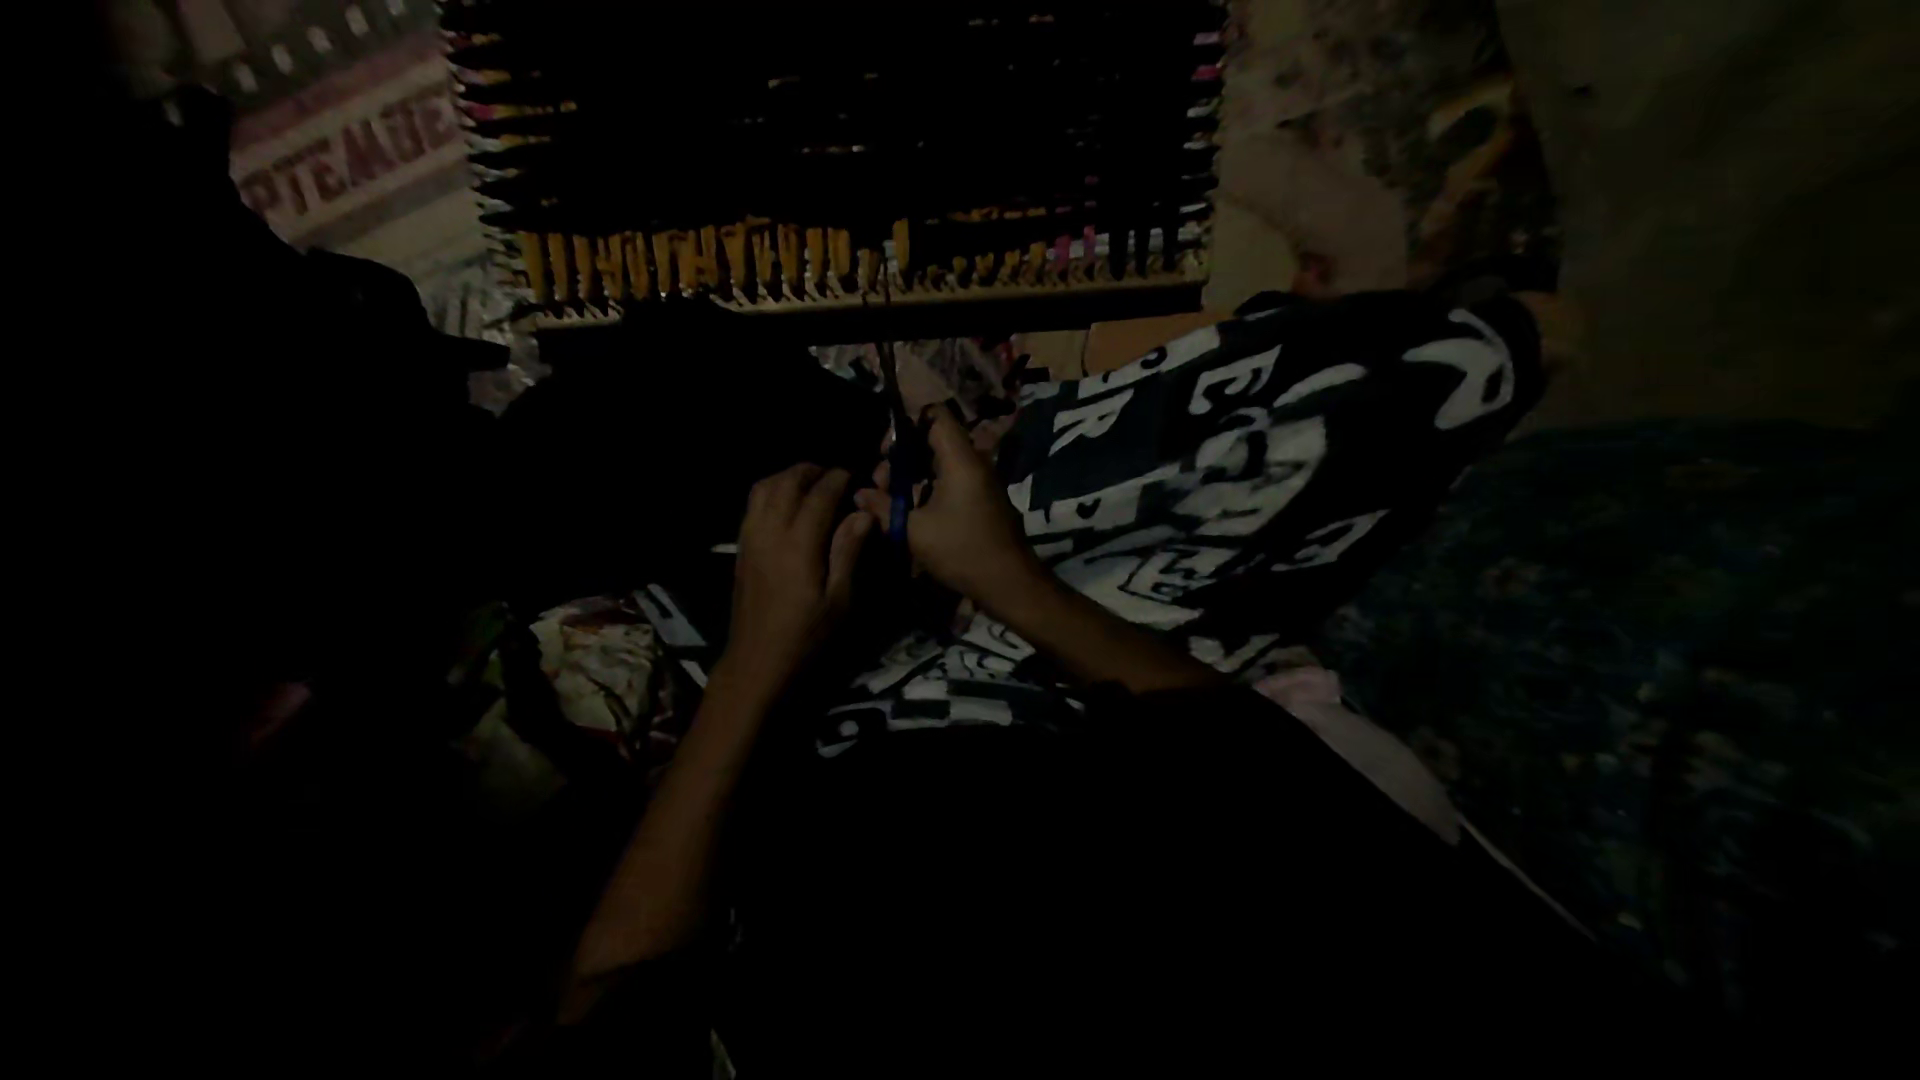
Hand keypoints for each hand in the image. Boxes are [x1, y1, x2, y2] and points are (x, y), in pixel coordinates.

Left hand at [726, 464, 872, 687]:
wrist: (757, 661)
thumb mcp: (840, 599)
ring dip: (788, 477)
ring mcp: (750, 537)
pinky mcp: (741, 547)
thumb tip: (864, 514)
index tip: (855, 476)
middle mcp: (770, 531)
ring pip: (764, 487)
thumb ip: (849, 551)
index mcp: (799, 544)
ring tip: (810, 483)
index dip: (838, 479)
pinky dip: (771, 491)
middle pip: (787, 482)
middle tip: (834, 476)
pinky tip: (787, 503)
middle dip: (812, 471)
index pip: (819, 495)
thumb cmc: (806, 635)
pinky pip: (752, 504)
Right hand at [853, 406, 1041, 605]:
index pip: (937, 416)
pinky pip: (951, 483)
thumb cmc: (962, 550)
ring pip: (941, 465)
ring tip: (890, 499)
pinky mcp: (981, 501)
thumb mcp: (915, 530)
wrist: (1008, 583)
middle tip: (881, 481)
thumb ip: (885, 508)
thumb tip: (859, 494)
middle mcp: (974, 464)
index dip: (908, 423)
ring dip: (913, 477)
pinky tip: (910, 511)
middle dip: (903, 456)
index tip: (887, 449)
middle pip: (935, 441)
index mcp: (961, 460)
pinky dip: (929, 489)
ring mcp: (980, 483)